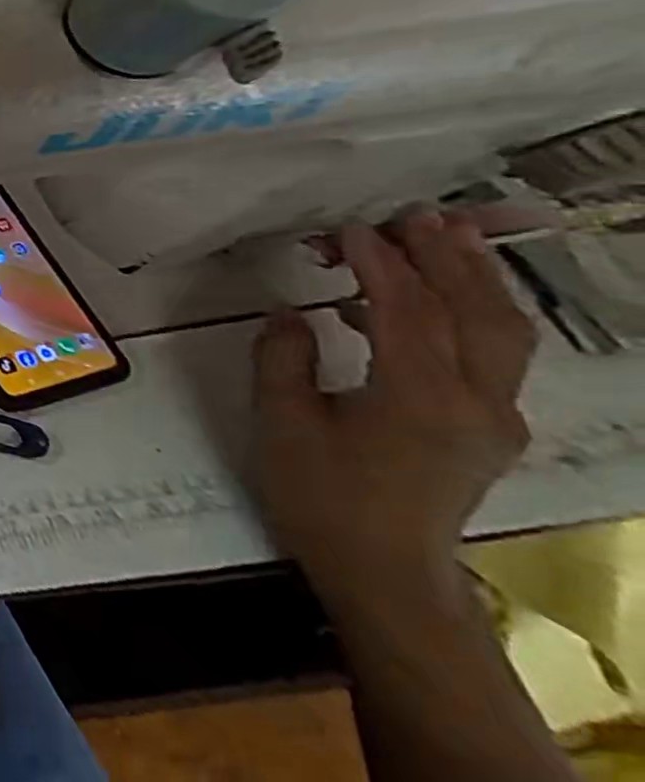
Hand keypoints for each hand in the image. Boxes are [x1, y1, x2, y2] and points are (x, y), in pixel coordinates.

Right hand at [250, 213, 536, 589]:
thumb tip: (290, 314)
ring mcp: (493, 416)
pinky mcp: (488, 428)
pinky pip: (492, 356)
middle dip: (448, 259)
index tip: (351, 231)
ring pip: (502, 332)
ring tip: (446, 239)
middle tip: (416, 216)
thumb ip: (283, 361)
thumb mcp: (282, 425)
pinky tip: (427, 305)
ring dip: (474, 280)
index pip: (408, 311)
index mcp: (419, 398)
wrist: (382, 568)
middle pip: (478, 313)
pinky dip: (467, 315)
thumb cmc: (321, 497)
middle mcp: (476, 401)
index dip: (381, 265)